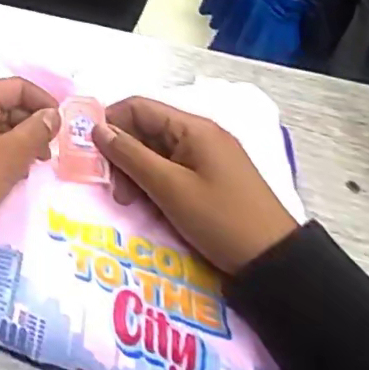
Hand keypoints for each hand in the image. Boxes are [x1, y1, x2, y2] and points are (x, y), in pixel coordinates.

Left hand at [0, 78, 59, 219]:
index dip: (42, 101)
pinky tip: (16, 172)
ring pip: (0, 125)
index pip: (17, 87)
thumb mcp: (10, 154)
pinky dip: (6, 151)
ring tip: (33, 164)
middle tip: (48, 150)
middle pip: (8, 105)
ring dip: (21, 140)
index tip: (60, 123)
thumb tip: (53, 115)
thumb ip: (37, 130)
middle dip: (32, 124)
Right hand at [93, 96, 298, 274]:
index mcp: (192, 127)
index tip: (92, 153)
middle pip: (148, 130)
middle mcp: (199, 134)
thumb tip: (98, 129)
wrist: (276, 262)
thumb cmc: (221, 220)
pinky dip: (157, 184)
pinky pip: (174, 170)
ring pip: (158, 152)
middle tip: (116, 191)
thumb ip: (132, 157)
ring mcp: (207, 156)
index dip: (112, 123)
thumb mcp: (171, 189)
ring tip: (131, 203)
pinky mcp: (212, 178)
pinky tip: (153, 207)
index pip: (140, 107)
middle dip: (124, 155)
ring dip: (139, 173)